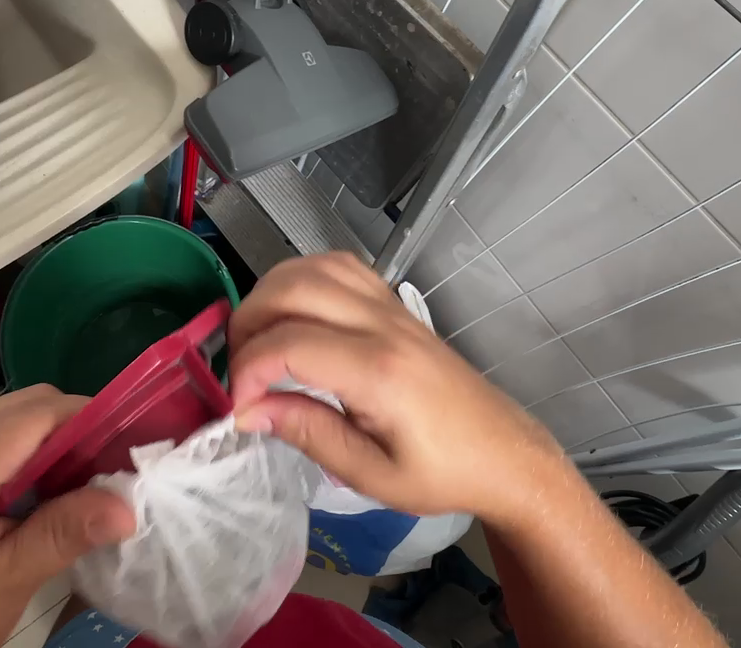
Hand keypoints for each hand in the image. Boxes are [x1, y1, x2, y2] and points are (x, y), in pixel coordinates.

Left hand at [0, 385, 136, 647]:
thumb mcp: (1, 587)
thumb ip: (61, 535)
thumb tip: (128, 505)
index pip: (36, 412)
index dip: (88, 419)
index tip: (127, 449)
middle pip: (27, 404)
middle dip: (76, 426)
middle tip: (109, 470)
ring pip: (15, 414)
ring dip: (55, 436)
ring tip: (84, 482)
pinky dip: (32, 448)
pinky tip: (46, 488)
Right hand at [227, 252, 576, 531]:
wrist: (502, 451)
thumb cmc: (440, 472)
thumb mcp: (371, 474)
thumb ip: (307, 432)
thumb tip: (247, 411)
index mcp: (378, 372)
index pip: (290, 344)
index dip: (248, 370)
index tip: (238, 406)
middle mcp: (382, 324)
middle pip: (295, 289)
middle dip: (248, 321)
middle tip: (238, 366)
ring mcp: (390, 306)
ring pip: (315, 266)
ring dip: (272, 291)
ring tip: (257, 335)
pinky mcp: (394, 303)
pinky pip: (341, 265)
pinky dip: (305, 275)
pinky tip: (294, 308)